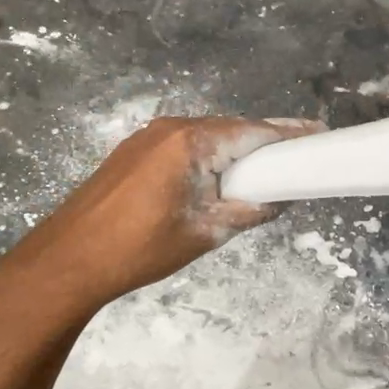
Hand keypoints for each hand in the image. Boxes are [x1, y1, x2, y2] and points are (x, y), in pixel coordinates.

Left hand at [0, 115, 323, 323]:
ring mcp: (149, 136)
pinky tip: (227, 172)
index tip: (321, 134)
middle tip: (305, 149)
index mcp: (191, 143)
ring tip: (273, 164)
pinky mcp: (136, 151)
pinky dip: (214, 153)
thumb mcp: (207, 232)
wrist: (66, 261)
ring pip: (210, 135)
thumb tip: (281, 200)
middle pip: (233, 128)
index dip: (291, 135)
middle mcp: (171, 128)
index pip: (254, 132)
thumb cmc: (140, 248)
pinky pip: (188, 143)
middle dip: (269, 139)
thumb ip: (251, 211)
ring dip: (240, 148)